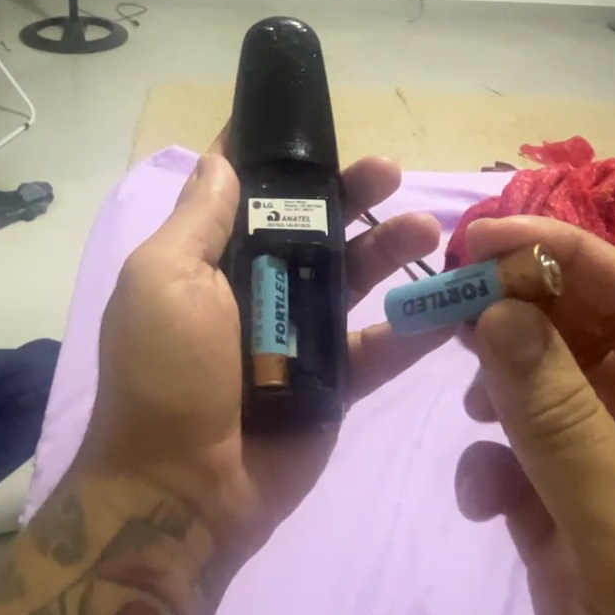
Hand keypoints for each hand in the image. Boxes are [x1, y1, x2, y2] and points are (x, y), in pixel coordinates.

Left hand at [74, 151, 443, 567]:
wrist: (180, 490)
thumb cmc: (166, 370)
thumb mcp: (164, 278)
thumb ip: (198, 218)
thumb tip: (221, 159)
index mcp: (211, 260)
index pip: (247, 193)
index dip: (277, 158)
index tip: (312, 124)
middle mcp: (257, 288)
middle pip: (313, 227)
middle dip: (350, 195)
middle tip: (389, 170)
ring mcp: (298, 336)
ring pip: (353, 278)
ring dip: (390, 248)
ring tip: (428, 226)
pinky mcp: (332, 384)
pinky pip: (379, 347)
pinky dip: (415, 328)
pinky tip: (450, 302)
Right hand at [453, 216, 614, 614]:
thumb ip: (565, 423)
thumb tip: (499, 307)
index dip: (567, 259)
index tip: (483, 238)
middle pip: (592, 349)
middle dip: (521, 318)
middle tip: (446, 299)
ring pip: (551, 408)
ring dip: (501, 391)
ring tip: (461, 392)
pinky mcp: (579, 548)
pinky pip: (527, 478)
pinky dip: (495, 474)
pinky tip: (478, 500)